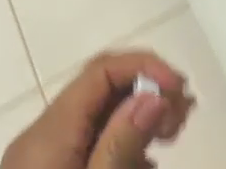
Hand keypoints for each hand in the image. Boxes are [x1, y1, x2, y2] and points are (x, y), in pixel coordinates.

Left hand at [1, 51, 194, 168]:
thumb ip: (121, 145)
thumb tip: (153, 96)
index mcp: (47, 132)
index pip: (99, 71)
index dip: (144, 66)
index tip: (181, 88)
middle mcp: (40, 136)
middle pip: (100, 89)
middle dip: (147, 90)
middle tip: (185, 112)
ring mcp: (41, 157)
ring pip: (98, 115)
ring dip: (139, 117)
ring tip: (174, 134)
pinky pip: (88, 142)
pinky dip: (121, 142)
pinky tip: (147, 162)